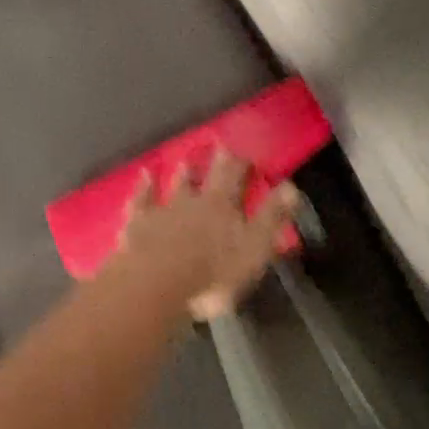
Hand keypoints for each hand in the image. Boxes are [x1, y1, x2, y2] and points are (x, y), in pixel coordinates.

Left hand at [114, 149, 299, 319]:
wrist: (154, 286)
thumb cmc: (212, 274)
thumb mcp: (254, 249)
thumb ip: (271, 217)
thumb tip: (291, 185)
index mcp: (224, 206)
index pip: (237, 176)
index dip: (244, 165)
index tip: (249, 155)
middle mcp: (194, 200)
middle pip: (206, 175)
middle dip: (214, 160)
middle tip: (218, 142)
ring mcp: (163, 210)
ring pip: (174, 185)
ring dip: (181, 172)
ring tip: (183, 158)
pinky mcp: (137, 225)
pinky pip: (141, 200)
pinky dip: (142, 188)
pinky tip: (142, 176)